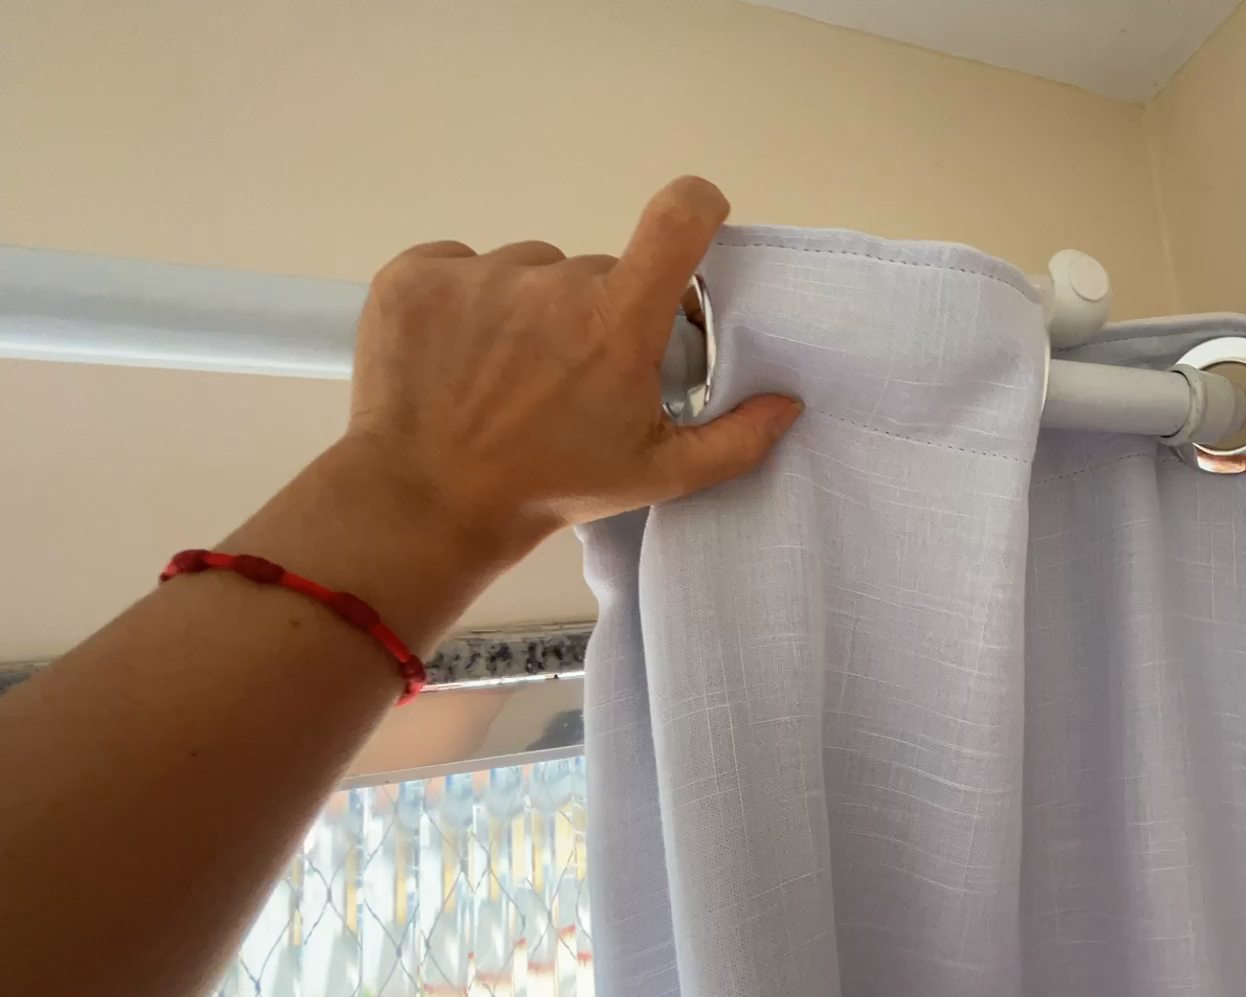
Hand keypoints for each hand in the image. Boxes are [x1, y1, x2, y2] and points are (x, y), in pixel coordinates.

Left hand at [342, 175, 800, 555]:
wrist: (431, 499)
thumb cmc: (560, 484)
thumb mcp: (664, 474)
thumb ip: (739, 440)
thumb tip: (789, 402)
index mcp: (617, 324)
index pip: (675, 221)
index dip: (699, 207)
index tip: (703, 218)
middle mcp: (551, 282)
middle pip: (603, 270)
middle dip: (607, 311)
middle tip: (583, 373)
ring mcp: (477, 274)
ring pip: (536, 270)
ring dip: (540, 307)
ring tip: (518, 370)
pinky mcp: (415, 276)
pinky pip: (468, 266)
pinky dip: (475, 301)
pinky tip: (467, 354)